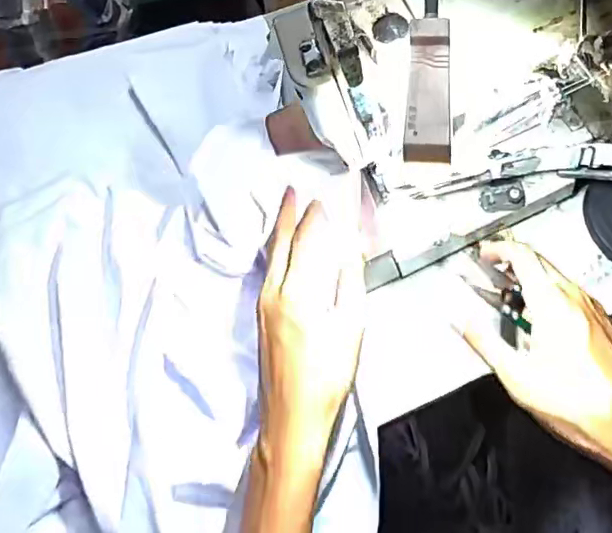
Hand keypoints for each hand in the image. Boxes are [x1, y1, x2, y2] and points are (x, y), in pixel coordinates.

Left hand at [247, 187, 364, 530]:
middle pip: (279, 244)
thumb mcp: (350, 327)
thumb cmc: (325, 378)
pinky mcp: (261, 317)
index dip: (314, 217)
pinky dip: (276, 251)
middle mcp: (274, 294)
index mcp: (298, 294)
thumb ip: (349, 284)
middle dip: (286, 215)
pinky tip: (282, 248)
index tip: (321, 198)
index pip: (305, 243)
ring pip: (271, 257)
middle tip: (291, 189)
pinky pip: (269, 270)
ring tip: (286, 210)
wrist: (291, 420)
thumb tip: (350, 252)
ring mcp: (263, 306)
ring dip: (279, 230)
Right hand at [453, 240, 611, 476]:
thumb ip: (485, 343)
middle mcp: (574, 296)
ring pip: (555, 277)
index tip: (485, 254)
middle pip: (539, 261)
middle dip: (512, 263)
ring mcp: (591, 307)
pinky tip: (542, 324)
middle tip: (494, 273)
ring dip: (531, 281)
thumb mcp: (518, 377)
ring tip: (514, 302)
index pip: (522, 254)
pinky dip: (550, 296)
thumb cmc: (581, 404)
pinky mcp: (602, 321)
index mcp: (552, 301)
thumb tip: (464, 323)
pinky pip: (570, 294)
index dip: (498, 248)